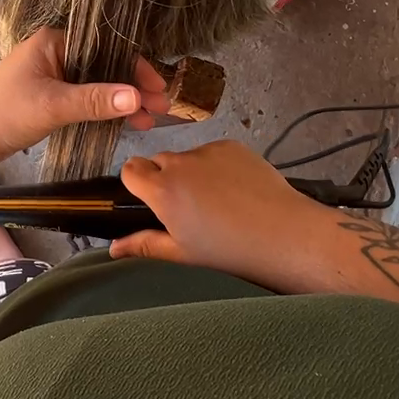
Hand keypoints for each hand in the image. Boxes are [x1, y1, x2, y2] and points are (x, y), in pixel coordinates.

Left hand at [0, 29, 169, 164]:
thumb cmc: (6, 112)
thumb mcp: (55, 105)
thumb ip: (96, 100)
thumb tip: (137, 96)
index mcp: (55, 41)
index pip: (106, 48)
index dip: (135, 68)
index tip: (159, 90)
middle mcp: (56, 51)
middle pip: (105, 65)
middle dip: (133, 87)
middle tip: (161, 110)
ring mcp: (52, 74)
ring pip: (97, 83)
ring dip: (121, 101)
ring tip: (147, 122)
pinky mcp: (49, 95)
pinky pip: (85, 96)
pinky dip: (104, 108)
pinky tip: (123, 122)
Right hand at [110, 140, 341, 293]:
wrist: (285, 234)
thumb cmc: (230, 251)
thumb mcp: (182, 254)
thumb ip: (144, 245)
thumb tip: (113, 248)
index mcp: (162, 190)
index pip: (130, 168)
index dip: (137, 182)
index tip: (150, 199)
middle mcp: (180, 163)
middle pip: (158, 161)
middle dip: (166, 178)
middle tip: (188, 207)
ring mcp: (207, 150)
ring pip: (188, 157)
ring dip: (193, 172)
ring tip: (218, 201)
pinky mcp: (232, 145)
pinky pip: (213, 152)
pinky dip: (218, 166)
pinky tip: (236, 190)